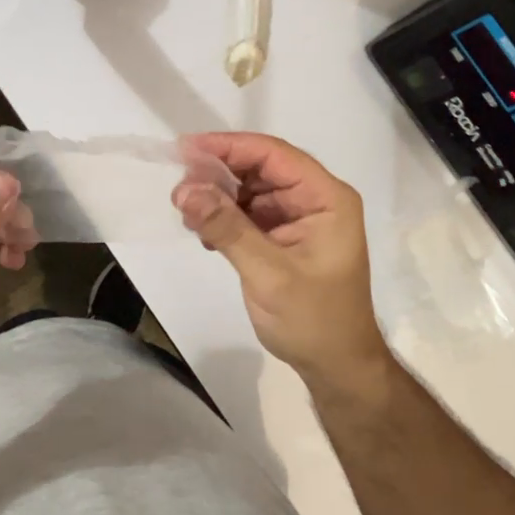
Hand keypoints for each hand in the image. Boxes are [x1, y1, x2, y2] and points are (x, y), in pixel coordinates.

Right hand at [173, 132, 389, 385]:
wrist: (336, 367)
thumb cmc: (314, 320)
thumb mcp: (269, 274)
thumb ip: (228, 229)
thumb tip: (186, 190)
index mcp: (326, 199)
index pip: (273, 155)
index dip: (229, 147)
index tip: (185, 150)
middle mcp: (314, 200)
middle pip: (259, 168)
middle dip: (218, 173)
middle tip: (179, 189)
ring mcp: (298, 218)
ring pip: (249, 189)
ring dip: (216, 196)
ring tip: (186, 212)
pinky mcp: (282, 236)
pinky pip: (247, 212)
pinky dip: (223, 217)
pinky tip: (203, 233)